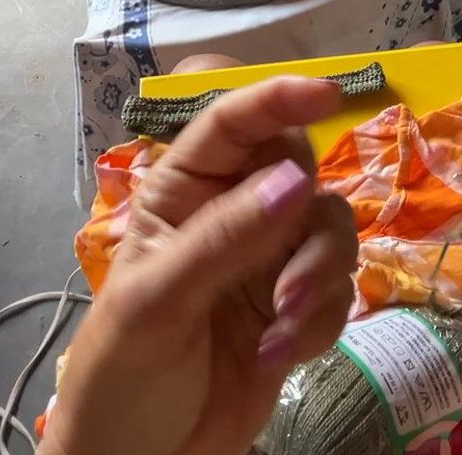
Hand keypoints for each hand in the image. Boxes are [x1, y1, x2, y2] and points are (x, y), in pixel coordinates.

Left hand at [41, 77, 358, 454]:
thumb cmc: (122, 369)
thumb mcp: (159, 299)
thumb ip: (226, 237)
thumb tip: (296, 180)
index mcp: (185, 187)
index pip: (233, 122)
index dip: (278, 97)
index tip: (328, 93)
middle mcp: (233, 208)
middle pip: (298, 165)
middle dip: (306, 206)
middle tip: (294, 245)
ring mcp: (269, 255)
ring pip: (329, 226)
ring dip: (319, 272)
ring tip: (282, 322)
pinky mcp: (297, 303)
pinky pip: (338, 287)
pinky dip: (320, 318)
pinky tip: (277, 354)